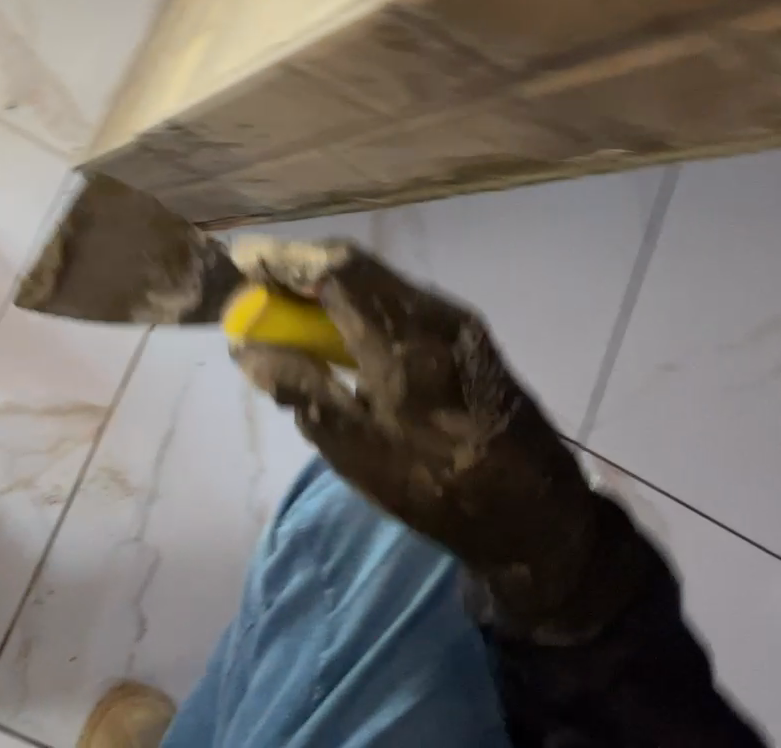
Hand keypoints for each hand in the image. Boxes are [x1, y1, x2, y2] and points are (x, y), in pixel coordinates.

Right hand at [231, 239, 633, 640]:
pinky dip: (353, 298)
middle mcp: (436, 317)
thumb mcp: (357, 452)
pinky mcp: (464, 333)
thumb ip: (300, 390)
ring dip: (325, 281)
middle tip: (256, 284)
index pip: (336, 273)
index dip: (283, 260)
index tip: (241, 260)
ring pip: (376, 278)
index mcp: (407, 347)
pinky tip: (333, 324)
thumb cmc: (438, 490)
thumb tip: (245, 350)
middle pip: (354, 265)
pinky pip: (395, 297)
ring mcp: (456, 321)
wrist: (540, 520)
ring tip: (284, 303)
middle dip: (298, 266)